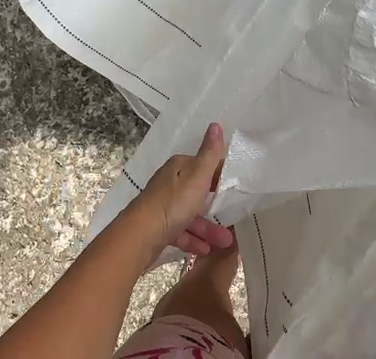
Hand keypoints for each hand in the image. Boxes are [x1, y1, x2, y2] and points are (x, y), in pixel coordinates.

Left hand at [128, 122, 234, 256]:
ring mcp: (163, 206)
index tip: (235, 189)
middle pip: (197, 192)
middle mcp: (169, 183)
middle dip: (215, 207)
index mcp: (178, 167)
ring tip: (226, 243)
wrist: (140, 235)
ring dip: (207, 228)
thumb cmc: (173, 203)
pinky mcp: (158, 227)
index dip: (220, 176)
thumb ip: (209, 154)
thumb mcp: (197, 176)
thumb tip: (216, 124)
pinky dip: (193, 239)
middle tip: (233, 220)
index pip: (204, 166)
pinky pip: (180, 231)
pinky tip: (205, 250)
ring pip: (189, 215)